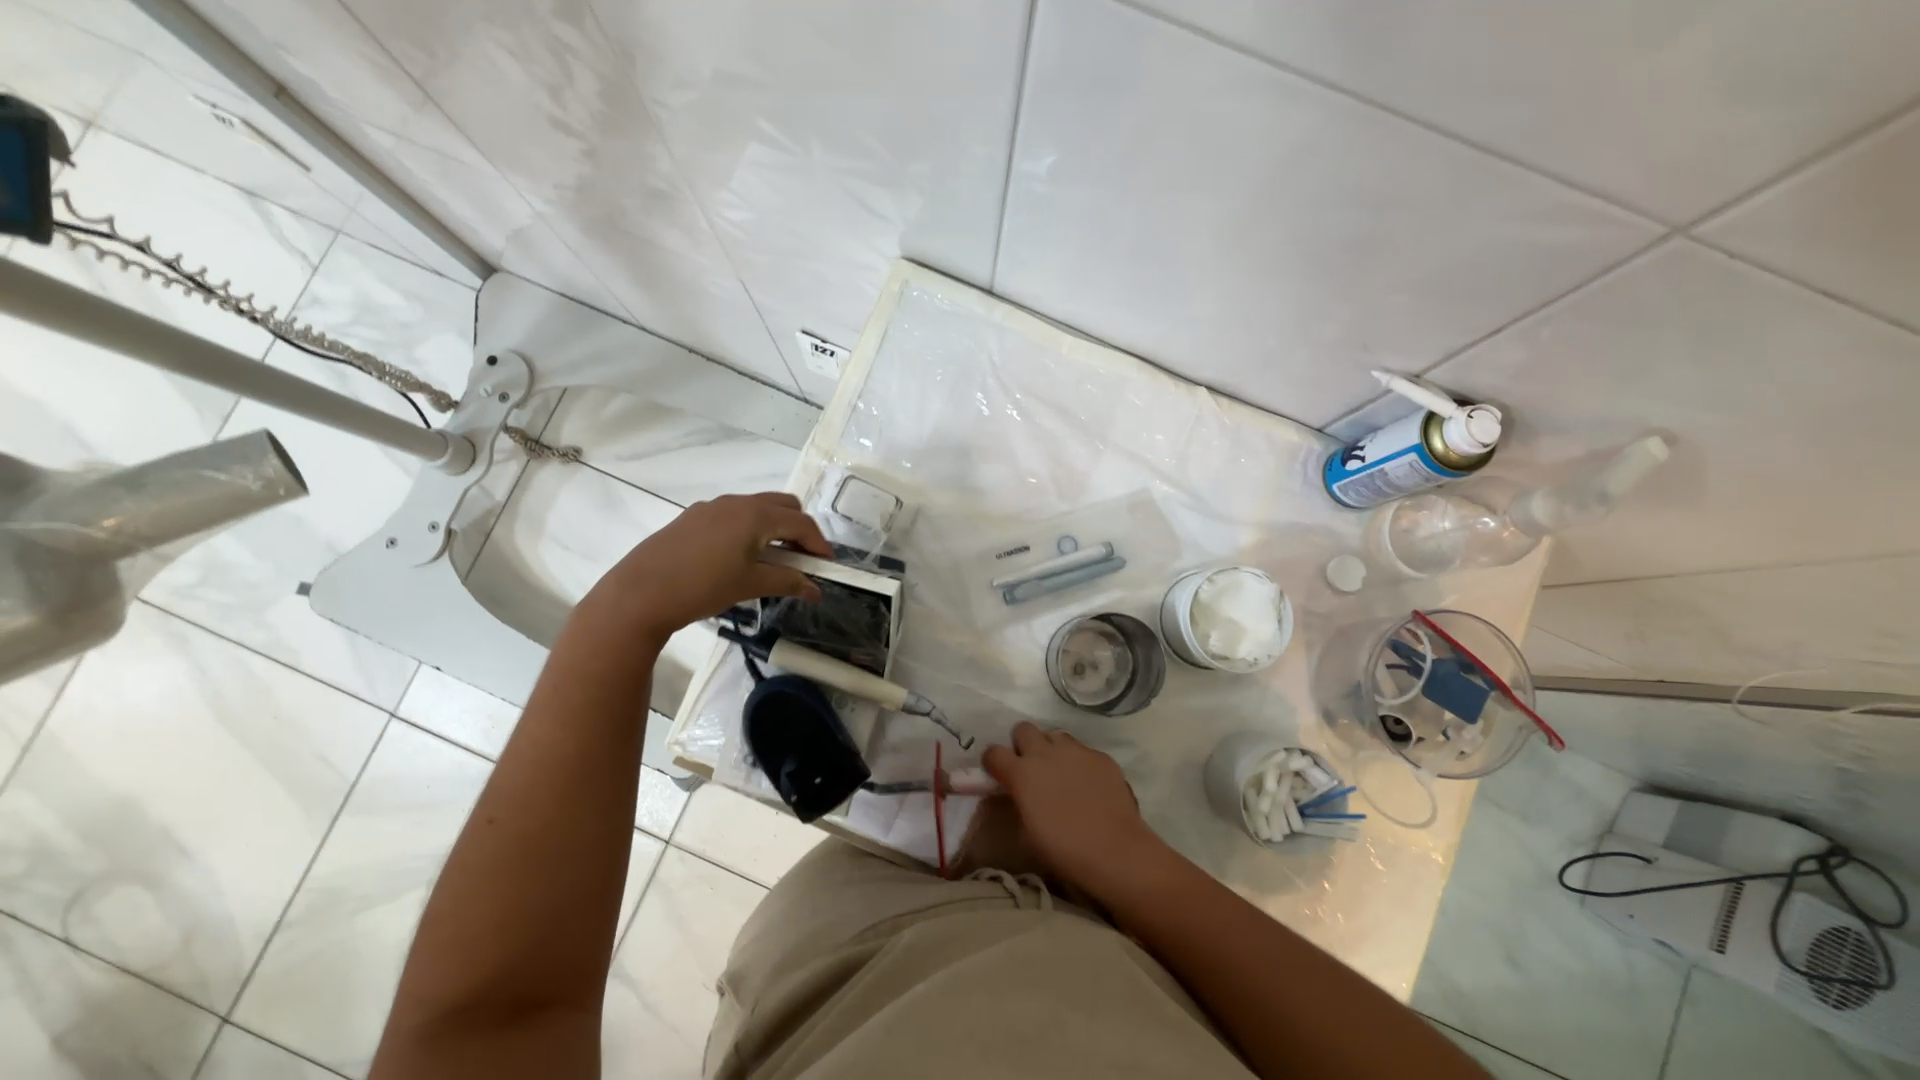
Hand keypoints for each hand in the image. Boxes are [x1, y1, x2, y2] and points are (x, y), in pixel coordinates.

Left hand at [579, 492, 831, 643]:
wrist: (639, 593)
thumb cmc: (702, 587)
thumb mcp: (751, 585)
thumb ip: (788, 582)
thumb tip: (816, 589)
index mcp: (754, 514)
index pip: (800, 522)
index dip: (819, 544)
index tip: (827, 566)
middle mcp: (735, 502)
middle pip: (782, 506)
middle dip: (798, 530)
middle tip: (801, 561)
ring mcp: (711, 508)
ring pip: (756, 509)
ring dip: (773, 529)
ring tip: (773, 562)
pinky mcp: (692, 518)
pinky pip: (733, 516)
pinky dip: (749, 531)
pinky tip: (740, 559)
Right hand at [982, 722, 1166, 899]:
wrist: (1114, 850)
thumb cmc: (1062, 849)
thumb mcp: (1025, 835)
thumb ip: (1014, 807)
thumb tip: (1011, 797)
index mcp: (1021, 773)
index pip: (993, 752)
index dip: (993, 763)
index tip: (998, 775)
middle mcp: (1046, 753)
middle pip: (1024, 729)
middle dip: (1022, 744)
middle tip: (1030, 767)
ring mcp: (1076, 751)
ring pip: (1055, 735)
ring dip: (1051, 749)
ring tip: (1060, 772)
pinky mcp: (1101, 756)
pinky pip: (1083, 750)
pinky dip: (1079, 761)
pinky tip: (1088, 783)